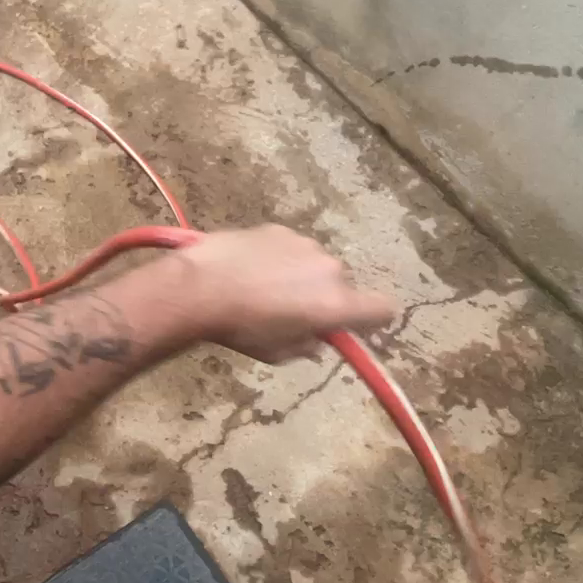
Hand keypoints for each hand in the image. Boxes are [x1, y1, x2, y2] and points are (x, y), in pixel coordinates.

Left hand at [174, 224, 397, 362]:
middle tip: (290, 311)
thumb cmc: (239, 328)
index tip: (350, 326)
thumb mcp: (277, 353)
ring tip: (262, 288)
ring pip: (314, 263)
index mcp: (337, 303)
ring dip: (299, 275)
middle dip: (324, 297)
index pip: (383, 308)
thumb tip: (316, 340)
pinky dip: (277, 257)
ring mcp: (303, 243)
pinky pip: (288, 248)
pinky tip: (248, 268)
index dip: (371, 319)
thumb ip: (306, 346)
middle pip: (342, 284)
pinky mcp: (278, 228)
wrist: (199, 287)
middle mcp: (328, 268)